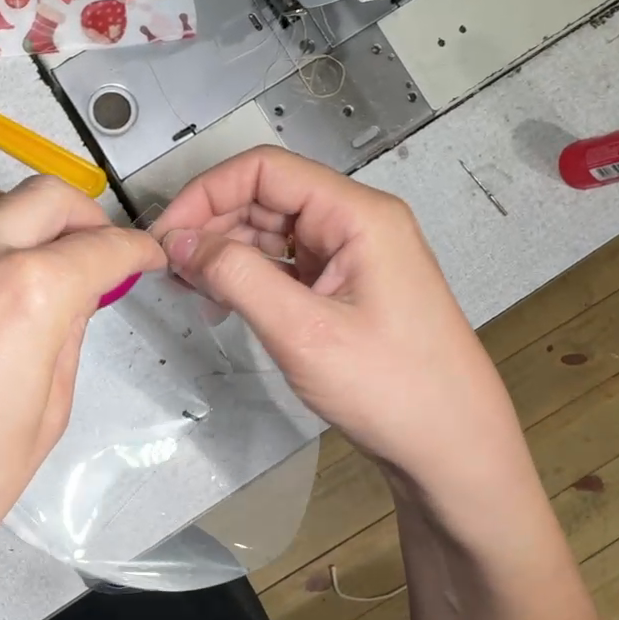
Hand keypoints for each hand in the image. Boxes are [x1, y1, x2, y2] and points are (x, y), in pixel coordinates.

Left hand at [0, 176, 164, 619]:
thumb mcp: (45, 418)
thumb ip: (66, 342)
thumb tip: (78, 302)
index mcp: (25, 294)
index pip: (99, 247)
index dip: (136, 252)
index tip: (149, 260)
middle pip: (46, 197)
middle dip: (88, 217)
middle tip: (106, 257)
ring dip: (37, 220)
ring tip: (58, 267)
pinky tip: (9, 286)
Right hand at [150, 146, 525, 489]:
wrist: (452, 448)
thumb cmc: (391, 388)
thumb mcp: (301, 330)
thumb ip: (235, 276)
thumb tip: (178, 242)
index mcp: (356, 214)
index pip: (264, 170)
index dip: (206, 194)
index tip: (166, 237)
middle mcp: (353, 223)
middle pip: (264, 198)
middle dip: (210, 226)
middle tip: (170, 271)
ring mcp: (348, 256)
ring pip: (269, 233)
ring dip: (223, 254)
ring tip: (191, 290)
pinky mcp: (341, 287)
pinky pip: (282, 265)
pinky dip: (245, 278)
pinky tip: (221, 303)